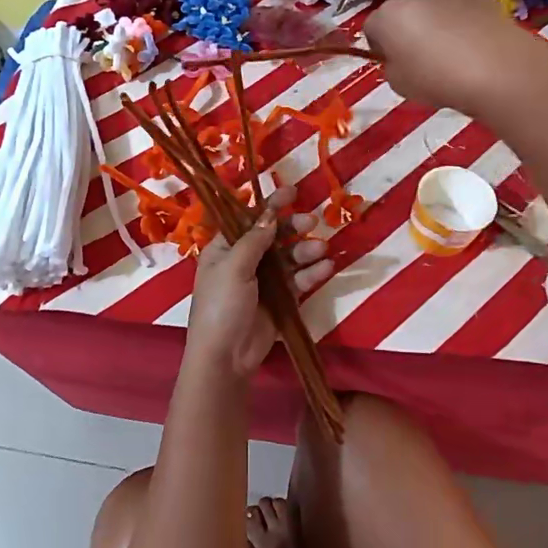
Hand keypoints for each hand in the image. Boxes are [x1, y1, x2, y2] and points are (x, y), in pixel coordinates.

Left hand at [186, 186, 333, 377]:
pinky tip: (327, 268)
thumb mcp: (233, 267)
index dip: (270, 206)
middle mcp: (245, 261)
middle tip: (311, 222)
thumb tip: (269, 214)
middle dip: (293, 228)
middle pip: (274, 237)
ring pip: (290, 258)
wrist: (225, 355)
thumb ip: (254, 240)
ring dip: (306, 251)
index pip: (250, 220)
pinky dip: (312, 274)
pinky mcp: (280, 301)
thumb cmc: (221, 306)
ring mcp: (264, 282)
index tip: (292, 192)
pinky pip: (299, 281)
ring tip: (321, 250)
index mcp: (225, 249)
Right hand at [365, 0, 547, 119]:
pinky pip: (457, 13)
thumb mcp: (398, 85)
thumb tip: (399, 59)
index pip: (370, 28)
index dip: (378, 48)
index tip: (392, 65)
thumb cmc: (435, 79)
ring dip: (432, 29)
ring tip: (448, 59)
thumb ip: (391, 68)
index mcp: (388, 16)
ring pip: (430, 11)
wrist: (494, 67)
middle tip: (418, 64)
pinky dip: (458, 27)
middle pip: (401, 14)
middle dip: (406, 34)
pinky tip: (470, 51)